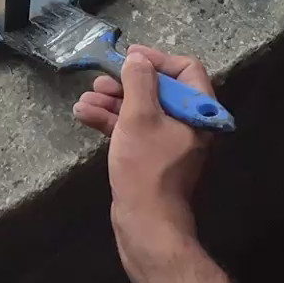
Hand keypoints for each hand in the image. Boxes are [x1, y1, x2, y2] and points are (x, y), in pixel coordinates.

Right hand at [72, 44, 214, 265]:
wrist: (146, 225)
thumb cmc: (146, 167)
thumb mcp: (139, 117)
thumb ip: (139, 81)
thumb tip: (137, 58)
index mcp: (198, 113)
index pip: (186, 70)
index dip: (157, 60)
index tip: (130, 58)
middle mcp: (188, 124)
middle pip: (159, 88)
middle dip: (126, 82)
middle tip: (102, 79)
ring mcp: (169, 141)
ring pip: (141, 108)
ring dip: (112, 100)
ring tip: (86, 98)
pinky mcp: (151, 156)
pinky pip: (133, 128)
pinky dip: (111, 120)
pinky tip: (85, 114)